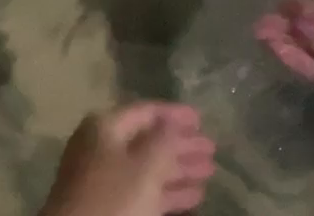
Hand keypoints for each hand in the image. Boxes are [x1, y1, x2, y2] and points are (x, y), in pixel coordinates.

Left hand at [39, 103, 216, 215]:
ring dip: (179, 168)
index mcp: (104, 126)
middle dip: (180, 144)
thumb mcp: (143, 168)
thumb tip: (171, 119)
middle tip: (212, 148)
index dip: (174, 114)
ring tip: (210, 171)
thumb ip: (162, 142)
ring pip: (147, 166)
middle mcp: (101, 144)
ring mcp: (103, 173)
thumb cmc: (113, 198)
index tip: (201, 119)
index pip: (144, 112)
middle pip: (147, 139)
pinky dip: (168, 191)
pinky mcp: (109, 201)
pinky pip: (144, 188)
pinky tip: (195, 196)